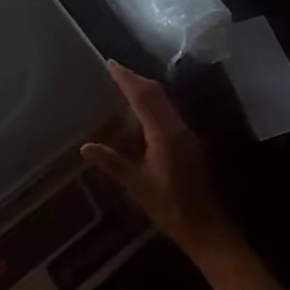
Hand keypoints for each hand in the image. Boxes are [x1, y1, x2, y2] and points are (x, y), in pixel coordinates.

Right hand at [81, 62, 233, 255]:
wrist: (205, 226)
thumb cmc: (169, 207)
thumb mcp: (137, 186)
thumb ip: (112, 163)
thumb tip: (85, 146)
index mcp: (163, 134)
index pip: (142, 97)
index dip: (126, 79)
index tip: (111, 63)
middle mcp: (177, 127)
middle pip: (156, 93)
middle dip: (135, 79)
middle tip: (114, 70)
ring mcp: (185, 133)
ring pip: (164, 100)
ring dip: (144, 89)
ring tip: (123, 84)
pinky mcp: (187, 141)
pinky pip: (167, 111)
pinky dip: (152, 102)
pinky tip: (139, 111)